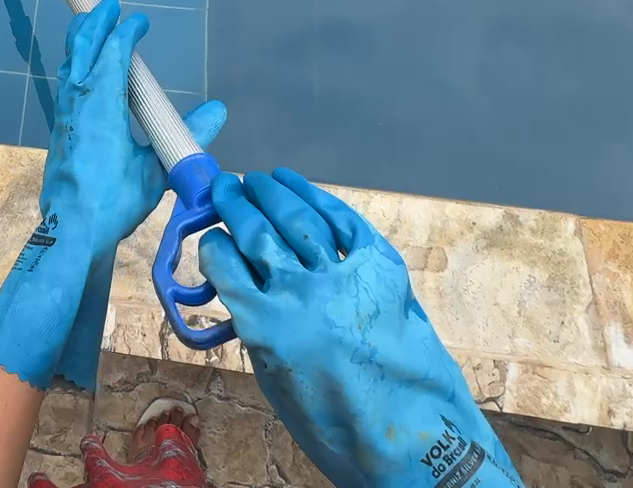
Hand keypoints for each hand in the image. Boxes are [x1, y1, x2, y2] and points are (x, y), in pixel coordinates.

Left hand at [44, 0, 227, 261]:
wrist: (71, 230)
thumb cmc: (115, 201)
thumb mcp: (157, 169)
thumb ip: (187, 135)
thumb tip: (220, 109)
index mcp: (101, 106)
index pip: (112, 55)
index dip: (125, 32)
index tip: (139, 20)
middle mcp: (78, 102)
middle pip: (83, 49)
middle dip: (95, 23)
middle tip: (108, 6)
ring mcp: (65, 114)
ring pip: (70, 64)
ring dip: (81, 40)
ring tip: (90, 24)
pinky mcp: (60, 127)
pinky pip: (66, 82)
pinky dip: (76, 63)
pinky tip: (82, 68)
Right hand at [201, 170, 523, 487]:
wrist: (421, 453)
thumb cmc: (338, 432)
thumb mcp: (274, 383)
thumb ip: (255, 326)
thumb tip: (242, 286)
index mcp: (265, 326)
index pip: (222, 261)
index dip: (212, 242)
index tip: (212, 234)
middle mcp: (299, 294)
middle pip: (254, 230)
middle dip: (233, 202)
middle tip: (225, 186)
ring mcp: (343, 277)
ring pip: (295, 216)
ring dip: (270, 191)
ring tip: (257, 180)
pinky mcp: (382, 268)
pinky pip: (342, 220)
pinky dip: (315, 196)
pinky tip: (295, 183)